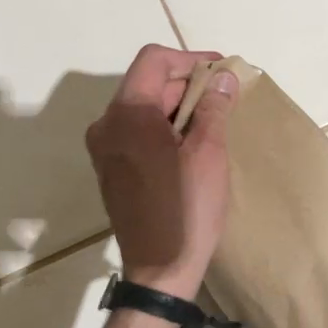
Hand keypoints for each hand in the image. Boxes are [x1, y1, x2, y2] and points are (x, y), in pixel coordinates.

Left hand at [86, 44, 236, 298]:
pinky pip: (135, 134)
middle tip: (223, 98)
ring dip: (175, 108)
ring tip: (212, 123)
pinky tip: (189, 147)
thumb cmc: (187, 209)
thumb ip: (213, 107)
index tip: (222, 71)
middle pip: (146, 84)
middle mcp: (106, 125)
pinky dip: (162, 129)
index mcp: (127, 114)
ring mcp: (103, 150)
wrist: (159, 268)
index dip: (190, 59)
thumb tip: (221, 77)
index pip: (154, 60)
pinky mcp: (110, 171)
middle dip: (185, 84)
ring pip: (140, 110)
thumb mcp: (208, 153)